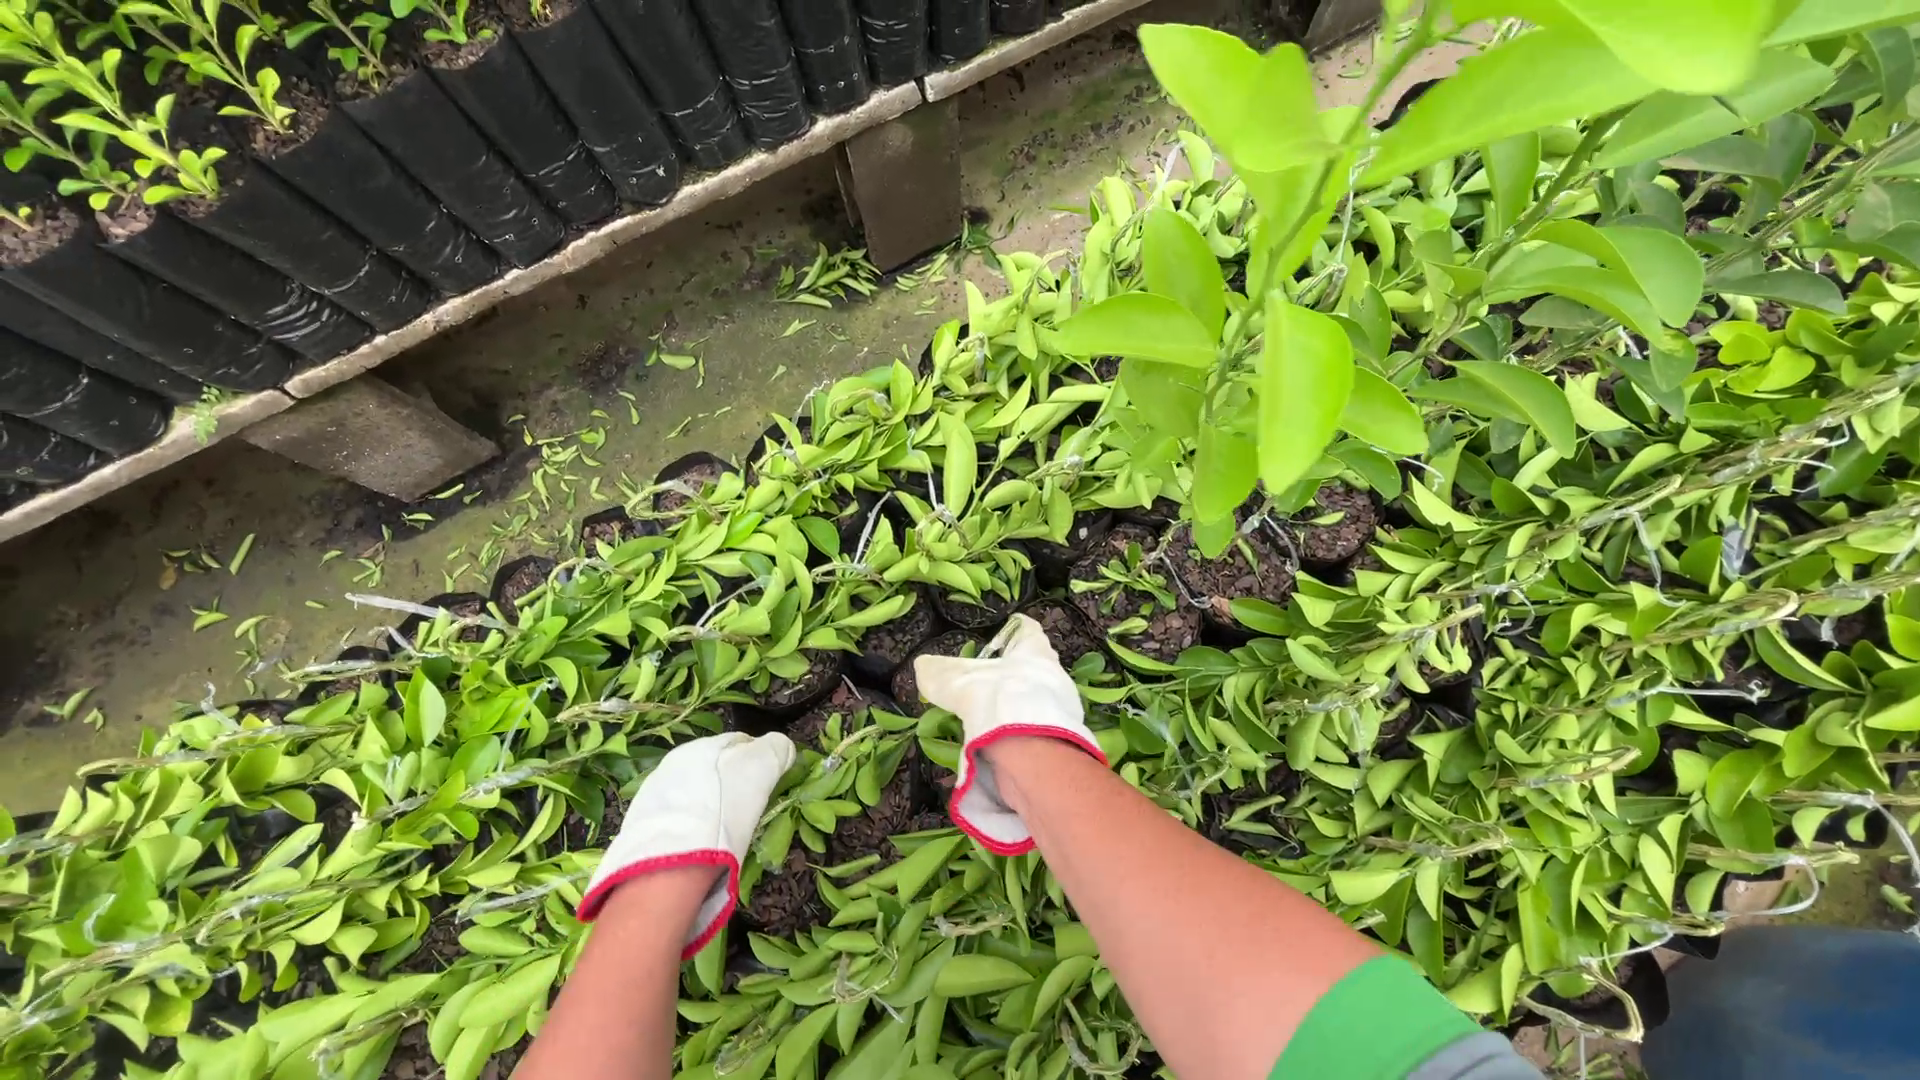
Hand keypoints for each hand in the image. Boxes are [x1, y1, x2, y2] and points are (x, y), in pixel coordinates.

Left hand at [576, 731, 794, 957]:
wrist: (670, 869)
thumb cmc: (723, 815)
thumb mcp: (760, 773)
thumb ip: (775, 751)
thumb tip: (782, 747)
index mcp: (702, 746)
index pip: (740, 744)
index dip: (760, 761)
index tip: (769, 784)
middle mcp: (673, 763)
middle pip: (715, 769)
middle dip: (733, 783)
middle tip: (748, 810)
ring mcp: (654, 793)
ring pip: (695, 793)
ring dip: (709, 804)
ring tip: (720, 832)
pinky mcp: (641, 824)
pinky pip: (676, 817)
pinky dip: (688, 824)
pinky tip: (697, 844)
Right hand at [912, 613, 1105, 853]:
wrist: (1028, 750)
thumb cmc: (995, 697)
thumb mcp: (957, 680)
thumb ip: (939, 672)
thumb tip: (922, 665)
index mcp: (1034, 652)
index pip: (1027, 631)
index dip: (1015, 630)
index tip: (1004, 631)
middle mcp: (1051, 677)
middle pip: (1032, 668)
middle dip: (1010, 675)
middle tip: (984, 680)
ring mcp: (1055, 711)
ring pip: (1032, 702)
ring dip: (1010, 708)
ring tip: (982, 714)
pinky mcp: (1053, 740)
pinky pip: (1030, 731)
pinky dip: (1012, 734)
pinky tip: (992, 739)